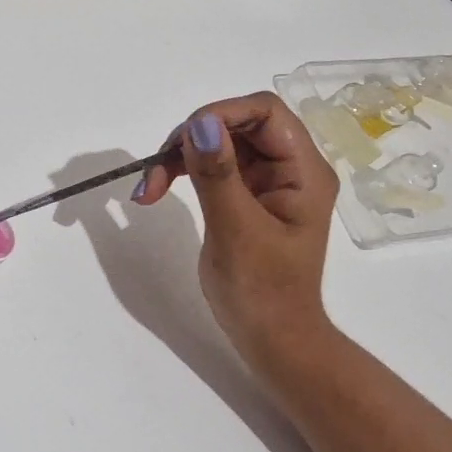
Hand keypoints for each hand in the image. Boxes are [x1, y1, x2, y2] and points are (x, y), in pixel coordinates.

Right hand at [133, 92, 338, 358]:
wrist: (271, 339)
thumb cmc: (262, 291)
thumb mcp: (236, 230)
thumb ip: (217, 174)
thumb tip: (198, 123)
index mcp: (303, 172)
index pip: (265, 112)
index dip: (220, 114)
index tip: (179, 140)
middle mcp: (289, 169)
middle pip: (237, 125)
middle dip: (191, 139)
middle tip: (153, 173)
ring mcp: (267, 183)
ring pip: (218, 145)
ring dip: (179, 158)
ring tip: (147, 190)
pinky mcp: (245, 198)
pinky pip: (212, 168)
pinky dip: (182, 174)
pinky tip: (156, 192)